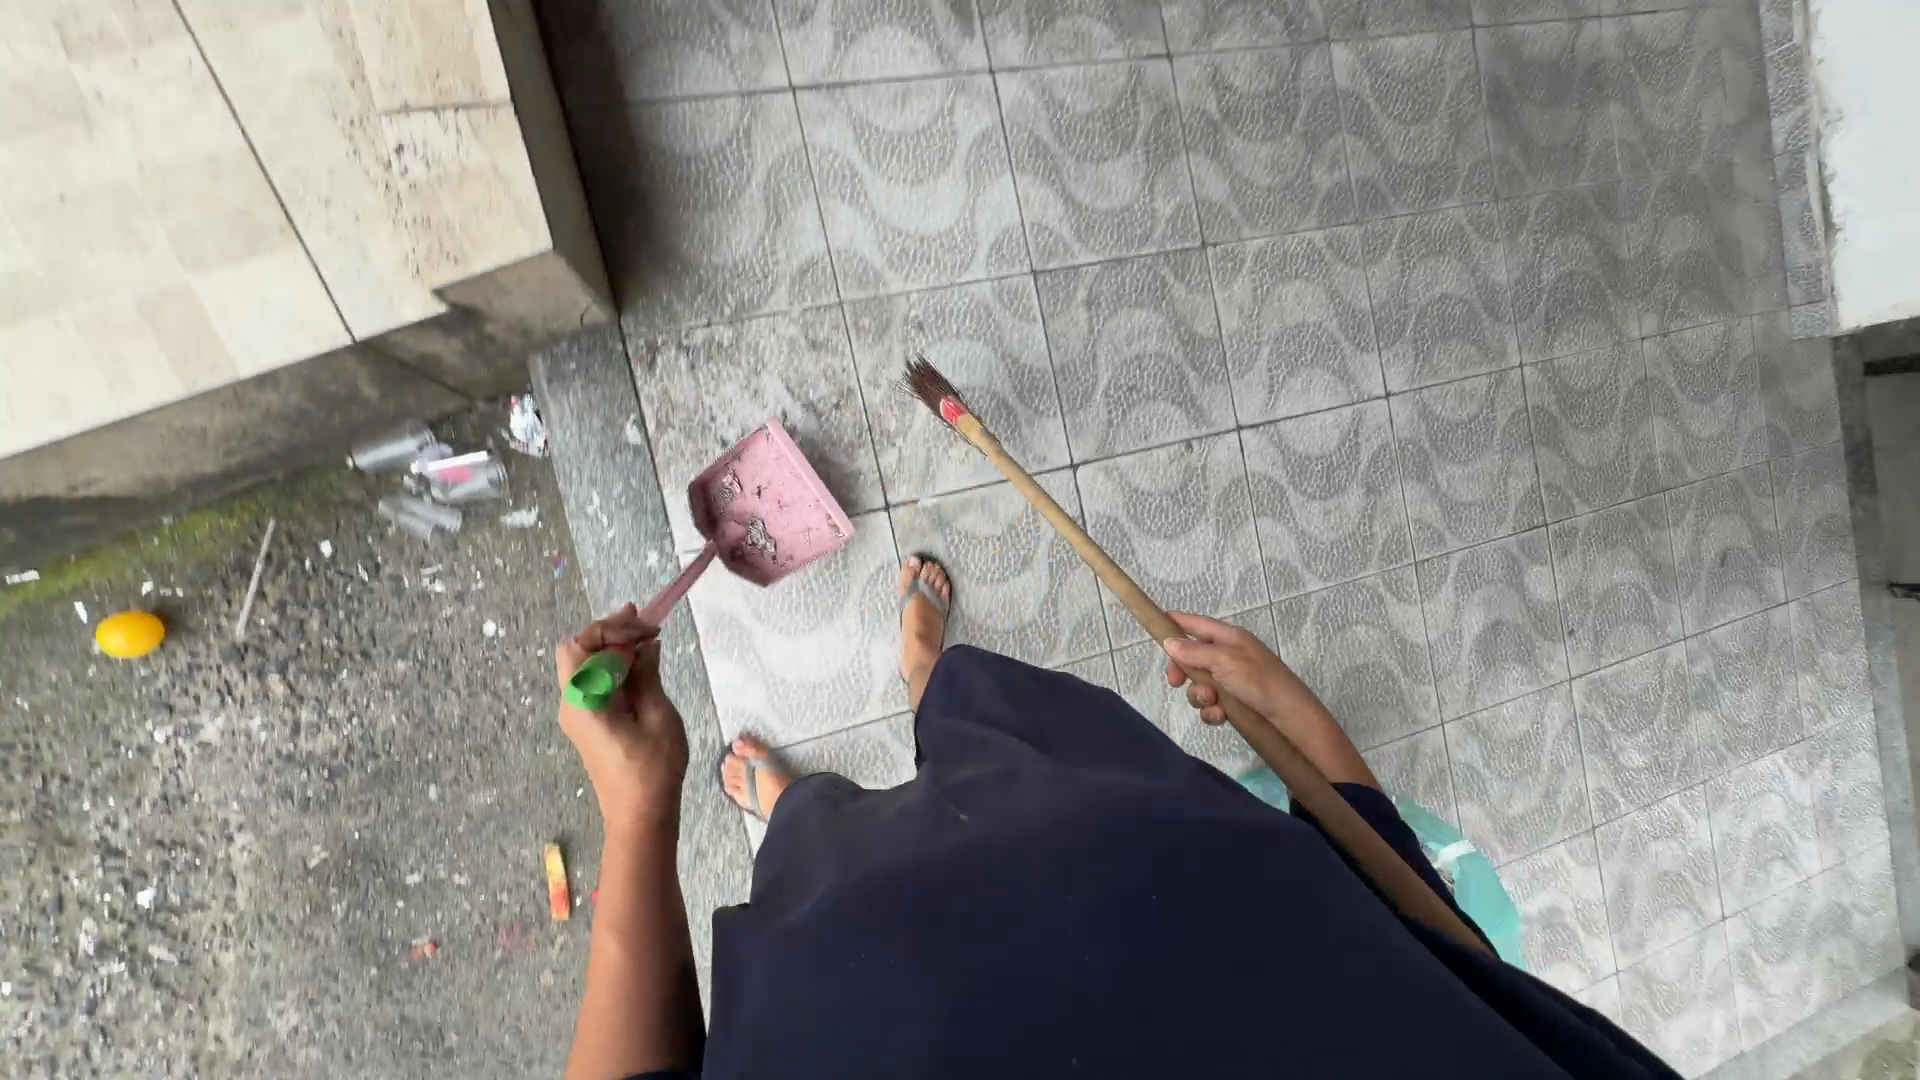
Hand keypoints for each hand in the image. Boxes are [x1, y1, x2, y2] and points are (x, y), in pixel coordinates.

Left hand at [556, 604, 688, 834]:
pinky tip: (642, 663)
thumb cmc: (652, 768)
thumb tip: (646, 647)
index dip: (612, 629)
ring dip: (614, 648)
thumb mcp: (658, 715)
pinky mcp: (590, 722)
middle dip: (611, 632)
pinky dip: (615, 666)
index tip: (648, 630)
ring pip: (586, 665)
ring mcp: (578, 714)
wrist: (640, 815)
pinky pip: (595, 683)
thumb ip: (647, 676)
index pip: (581, 645)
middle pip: (578, 651)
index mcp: (583, 701)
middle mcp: (572, 704)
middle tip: (647, 624)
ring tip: (648, 637)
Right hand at [1161, 611, 1286, 724]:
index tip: (1154, 621)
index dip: (1175, 621)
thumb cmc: (1260, 680)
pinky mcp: (1233, 702)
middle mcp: (1227, 656)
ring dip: (1199, 695)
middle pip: (1190, 657)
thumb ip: (1194, 651)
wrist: (1290, 717)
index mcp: (1228, 638)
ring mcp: (1230, 680)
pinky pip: (1210, 704)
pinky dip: (1211, 711)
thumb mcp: (1224, 660)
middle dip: (1182, 670)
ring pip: (1198, 684)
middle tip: (1176, 682)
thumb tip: (1169, 641)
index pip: (1195, 623)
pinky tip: (1221, 715)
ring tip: (1213, 702)